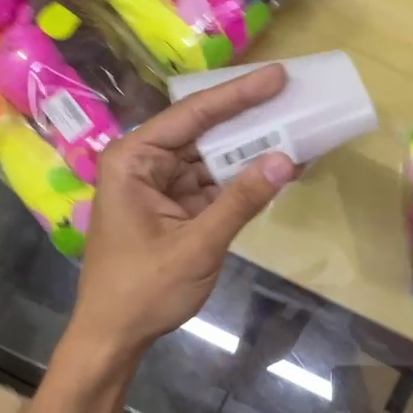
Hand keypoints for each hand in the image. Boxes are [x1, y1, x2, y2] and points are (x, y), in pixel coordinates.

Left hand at [68, 64, 296, 354]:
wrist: (115, 337)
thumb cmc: (143, 290)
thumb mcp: (197, 245)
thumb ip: (241, 201)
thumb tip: (287, 160)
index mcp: (134, 160)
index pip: (192, 115)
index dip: (238, 94)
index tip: (278, 76)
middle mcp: (145, 164)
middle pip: (204, 130)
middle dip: (249, 117)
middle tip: (293, 94)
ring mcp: (161, 186)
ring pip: (214, 157)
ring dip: (252, 149)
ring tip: (297, 127)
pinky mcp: (177, 209)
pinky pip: (216, 185)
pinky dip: (245, 180)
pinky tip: (280, 167)